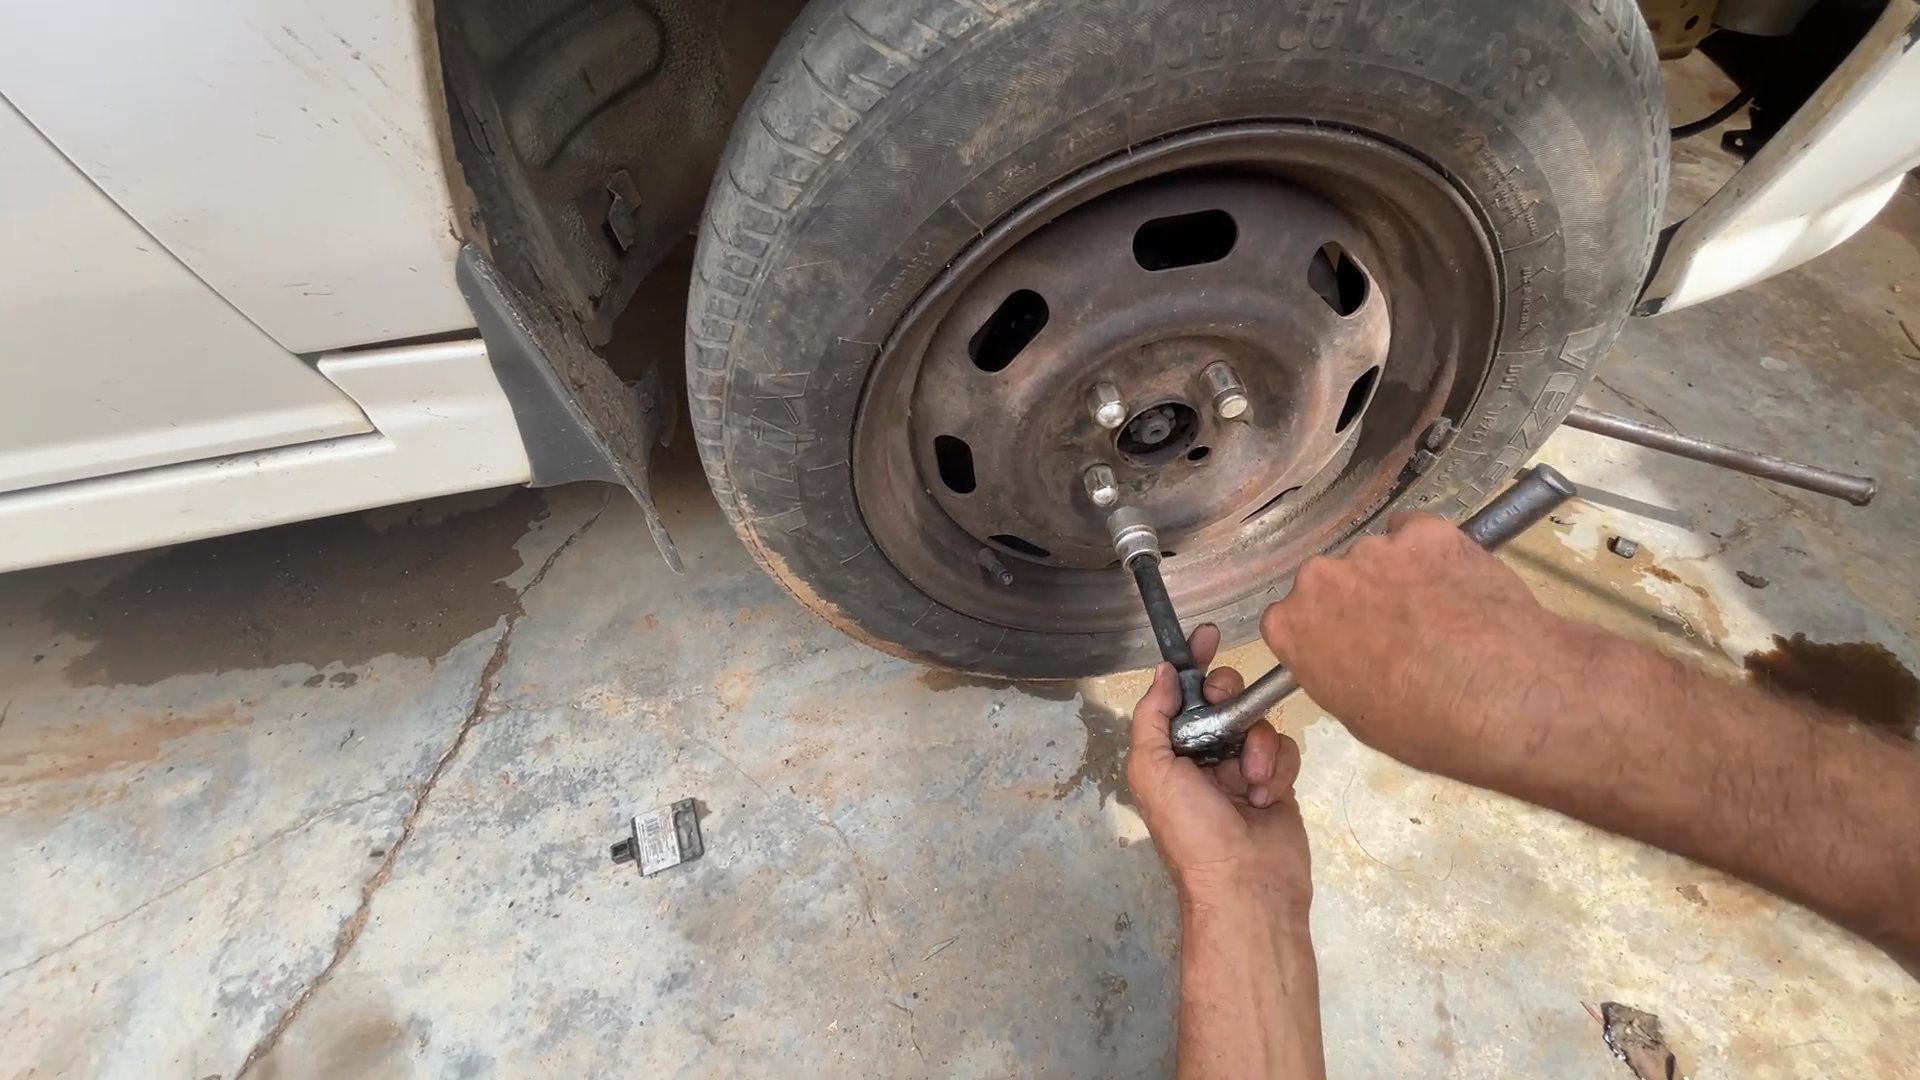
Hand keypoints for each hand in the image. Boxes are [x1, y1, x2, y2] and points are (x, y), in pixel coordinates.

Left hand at [1128, 624, 1310, 912]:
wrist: (1246, 885)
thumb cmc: (1191, 829)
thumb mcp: (1151, 769)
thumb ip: (1152, 716)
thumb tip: (1161, 672)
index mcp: (1170, 750)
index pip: (1182, 694)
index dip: (1194, 662)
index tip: (1208, 634)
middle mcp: (1205, 754)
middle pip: (1223, 699)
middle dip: (1228, 698)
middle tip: (1229, 709)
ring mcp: (1242, 767)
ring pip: (1256, 722)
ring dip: (1254, 747)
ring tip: (1249, 783)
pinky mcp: (1277, 781)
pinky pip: (1283, 749)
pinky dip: (1277, 768)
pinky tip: (1268, 796)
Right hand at [1259, 511, 1567, 780]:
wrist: (1504, 698)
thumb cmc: (1424, 725)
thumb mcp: (1355, 715)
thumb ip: (1332, 668)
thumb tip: (1351, 656)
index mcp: (1289, 626)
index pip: (1290, 617)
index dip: (1323, 629)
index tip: (1348, 644)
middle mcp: (1317, 579)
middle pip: (1329, 581)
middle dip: (1356, 600)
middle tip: (1398, 630)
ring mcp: (1370, 550)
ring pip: (1376, 558)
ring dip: (1398, 577)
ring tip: (1442, 612)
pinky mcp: (1423, 532)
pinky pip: (1417, 533)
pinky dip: (1433, 552)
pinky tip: (1458, 583)